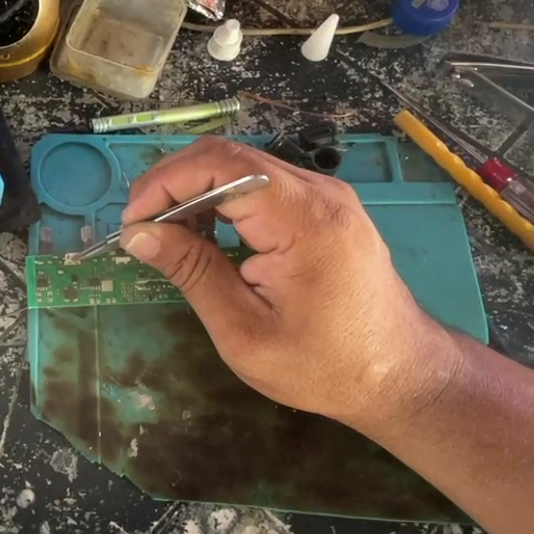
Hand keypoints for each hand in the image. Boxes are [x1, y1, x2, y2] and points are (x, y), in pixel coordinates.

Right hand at [118, 136, 464, 427]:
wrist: (400, 376)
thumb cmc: (323, 366)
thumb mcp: (244, 330)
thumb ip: (192, 273)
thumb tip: (138, 234)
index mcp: (304, 221)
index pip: (221, 166)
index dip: (165, 183)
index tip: (132, 223)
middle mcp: (318, 192)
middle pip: (227, 157)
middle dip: (171, 183)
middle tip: (140, 227)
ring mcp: (323, 195)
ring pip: (239, 166)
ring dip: (191, 190)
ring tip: (163, 233)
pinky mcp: (321, 206)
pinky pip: (258, 183)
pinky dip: (217, 199)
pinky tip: (200, 232)